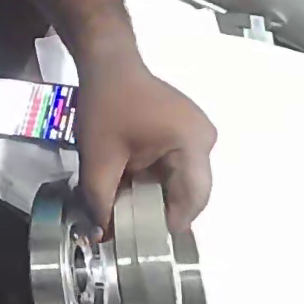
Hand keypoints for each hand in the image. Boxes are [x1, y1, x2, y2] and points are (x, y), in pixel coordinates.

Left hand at [75, 56, 216, 232]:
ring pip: (180, 184)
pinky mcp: (185, 134)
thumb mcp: (99, 160)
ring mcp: (197, 136)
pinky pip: (175, 169)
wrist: (107, 62)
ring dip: (155, 200)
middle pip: (188, 193)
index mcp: (193, 143)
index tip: (143, 241)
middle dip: (159, 214)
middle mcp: (204, 141)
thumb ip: (100, 202)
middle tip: (132, 231)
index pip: (193, 199)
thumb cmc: (106, 105)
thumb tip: (100, 237)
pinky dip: (154, 183)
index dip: (169, 224)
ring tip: (128, 212)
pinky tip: (131, 191)